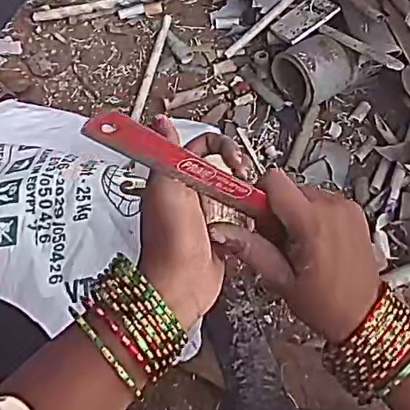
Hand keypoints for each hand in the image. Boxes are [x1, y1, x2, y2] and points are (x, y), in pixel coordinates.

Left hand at [137, 118, 249, 325]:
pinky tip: (250, 220)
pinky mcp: (224, 232)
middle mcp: (193, 192)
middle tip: (245, 178)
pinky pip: (243, 216)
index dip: (222, 146)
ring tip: (250, 200)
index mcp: (176, 177)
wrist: (181, 286)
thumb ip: (167, 154)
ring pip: (237, 189)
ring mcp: (209, 213)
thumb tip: (159, 122)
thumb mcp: (164, 188)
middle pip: (225, 165)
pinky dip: (250, 215)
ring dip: (246, 193)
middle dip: (239, 168)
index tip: (233, 158)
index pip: (204, 146)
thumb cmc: (167, 242)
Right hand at [214, 169, 382, 342]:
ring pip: (304, 194)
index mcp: (313, 222)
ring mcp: (346, 208)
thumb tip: (224, 232)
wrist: (365, 315)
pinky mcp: (354, 211)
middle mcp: (333, 207)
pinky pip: (323, 202)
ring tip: (299, 248)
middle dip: (276, 212)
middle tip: (278, 244)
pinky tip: (315, 244)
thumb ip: (252, 250)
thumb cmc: (328, 305)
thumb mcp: (282, 280)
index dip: (258, 196)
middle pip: (288, 189)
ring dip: (295, 214)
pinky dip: (314, 216)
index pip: (274, 181)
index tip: (254, 216)